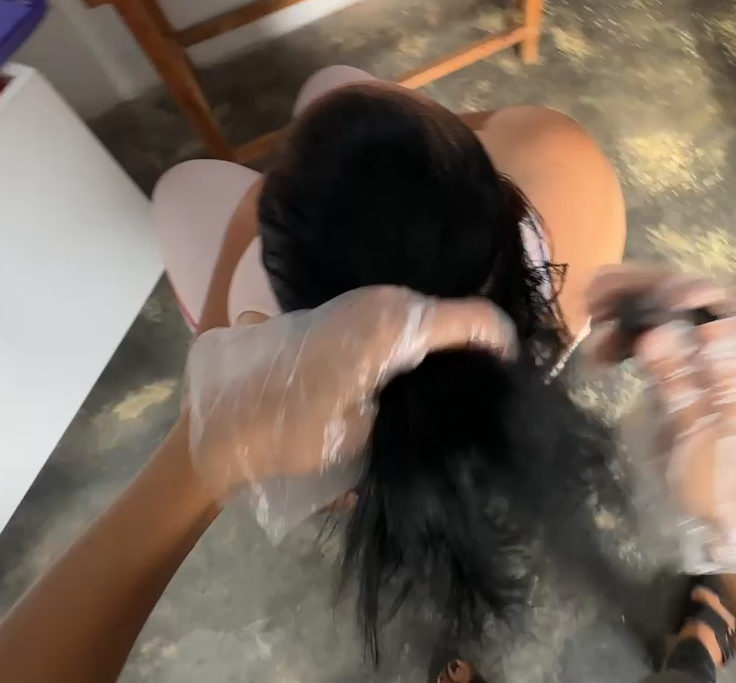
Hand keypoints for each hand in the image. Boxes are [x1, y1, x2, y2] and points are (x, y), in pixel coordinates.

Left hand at [182, 286, 516, 530]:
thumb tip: (449, 405)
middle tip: (488, 384)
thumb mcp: (364, 435)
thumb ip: (415, 411)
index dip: (504, 344)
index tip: (515, 374)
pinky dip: (418, 339)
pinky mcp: (346, 310)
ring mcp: (362, 300)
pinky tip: (419, 372)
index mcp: (395, 325)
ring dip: (443, 341)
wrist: (220, 420)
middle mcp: (383, 300)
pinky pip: (400, 318)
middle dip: (475, 344)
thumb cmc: (292, 431)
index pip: (476, 318)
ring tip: (457, 382)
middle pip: (452, 312)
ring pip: (425, 314)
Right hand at [586, 266, 735, 572]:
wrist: (721, 522)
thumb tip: (654, 332)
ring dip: (623, 310)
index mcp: (734, 360)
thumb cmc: (717, 483)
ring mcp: (693, 363)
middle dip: (637, 289)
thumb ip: (678, 382)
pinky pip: (645, 343)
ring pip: (658, 317)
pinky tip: (599, 356)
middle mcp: (716, 352)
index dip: (677, 285)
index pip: (716, 300)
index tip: (634, 295)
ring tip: (589, 318)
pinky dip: (620, 340)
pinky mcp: (673, 378)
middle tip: (593, 295)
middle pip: (680, 300)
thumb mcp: (696, 436)